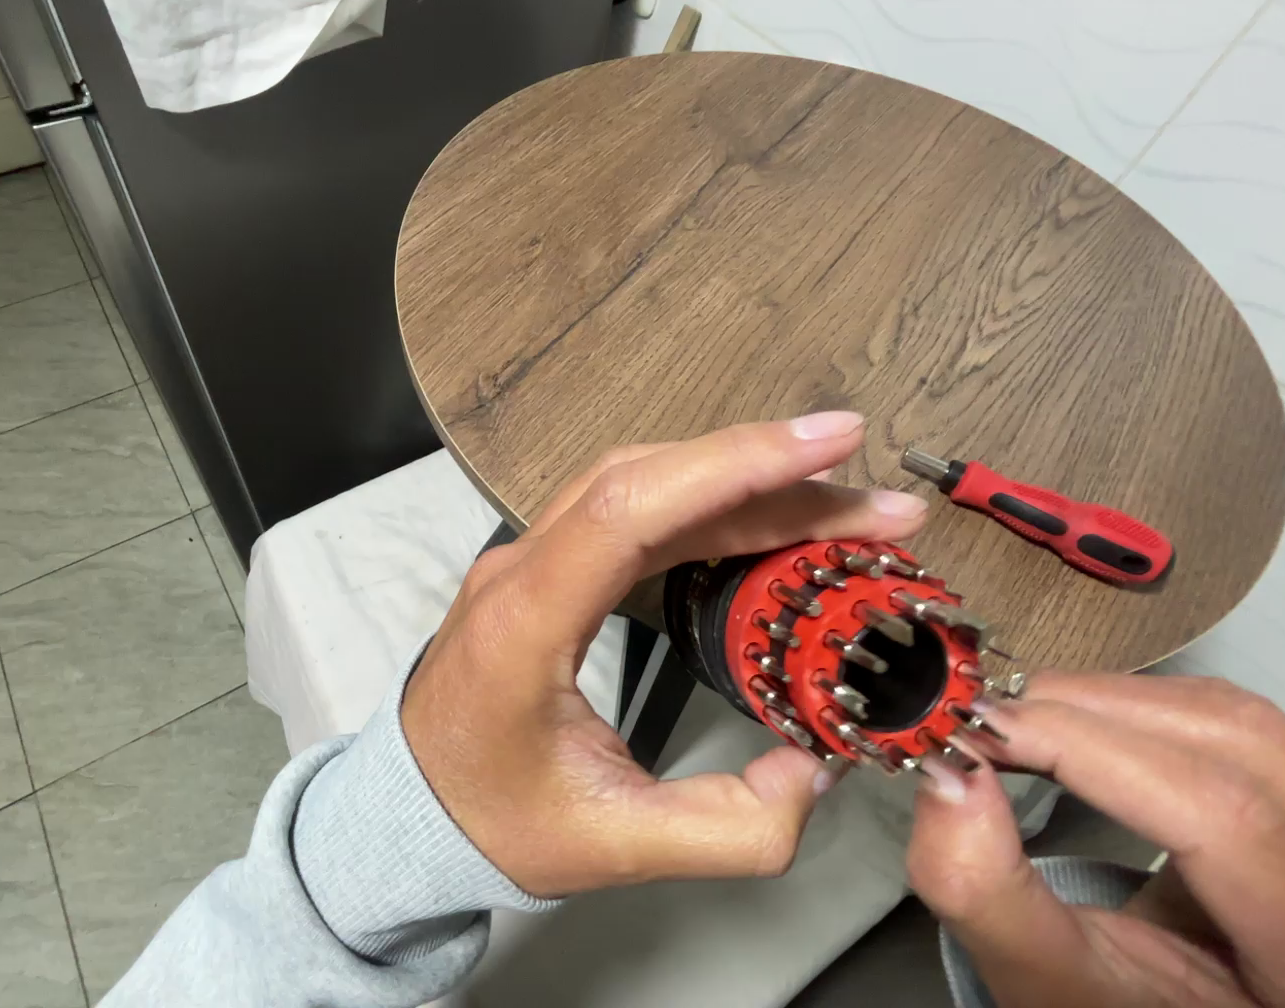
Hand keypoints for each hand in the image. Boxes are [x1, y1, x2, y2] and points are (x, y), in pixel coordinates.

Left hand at [402, 411, 929, 897]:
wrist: (413, 799)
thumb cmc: (491, 815)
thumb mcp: (612, 842)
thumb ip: (729, 825)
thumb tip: (817, 769)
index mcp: (526, 621)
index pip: (629, 507)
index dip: (732, 463)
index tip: (828, 443)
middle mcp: (523, 569)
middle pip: (648, 480)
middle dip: (768, 475)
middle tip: (871, 500)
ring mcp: (529, 559)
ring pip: (643, 486)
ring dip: (744, 488)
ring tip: (838, 511)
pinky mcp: (547, 566)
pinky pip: (631, 513)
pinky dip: (706, 509)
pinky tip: (764, 525)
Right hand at [908, 673, 1284, 1005]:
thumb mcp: (1060, 995)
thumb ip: (992, 895)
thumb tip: (945, 770)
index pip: (1223, 813)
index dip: (1079, 746)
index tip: (968, 725)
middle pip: (1243, 743)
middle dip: (1085, 708)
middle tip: (980, 718)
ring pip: (1246, 722)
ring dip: (1107, 702)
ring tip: (1017, 722)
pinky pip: (1245, 736)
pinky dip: (1136, 715)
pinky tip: (1075, 734)